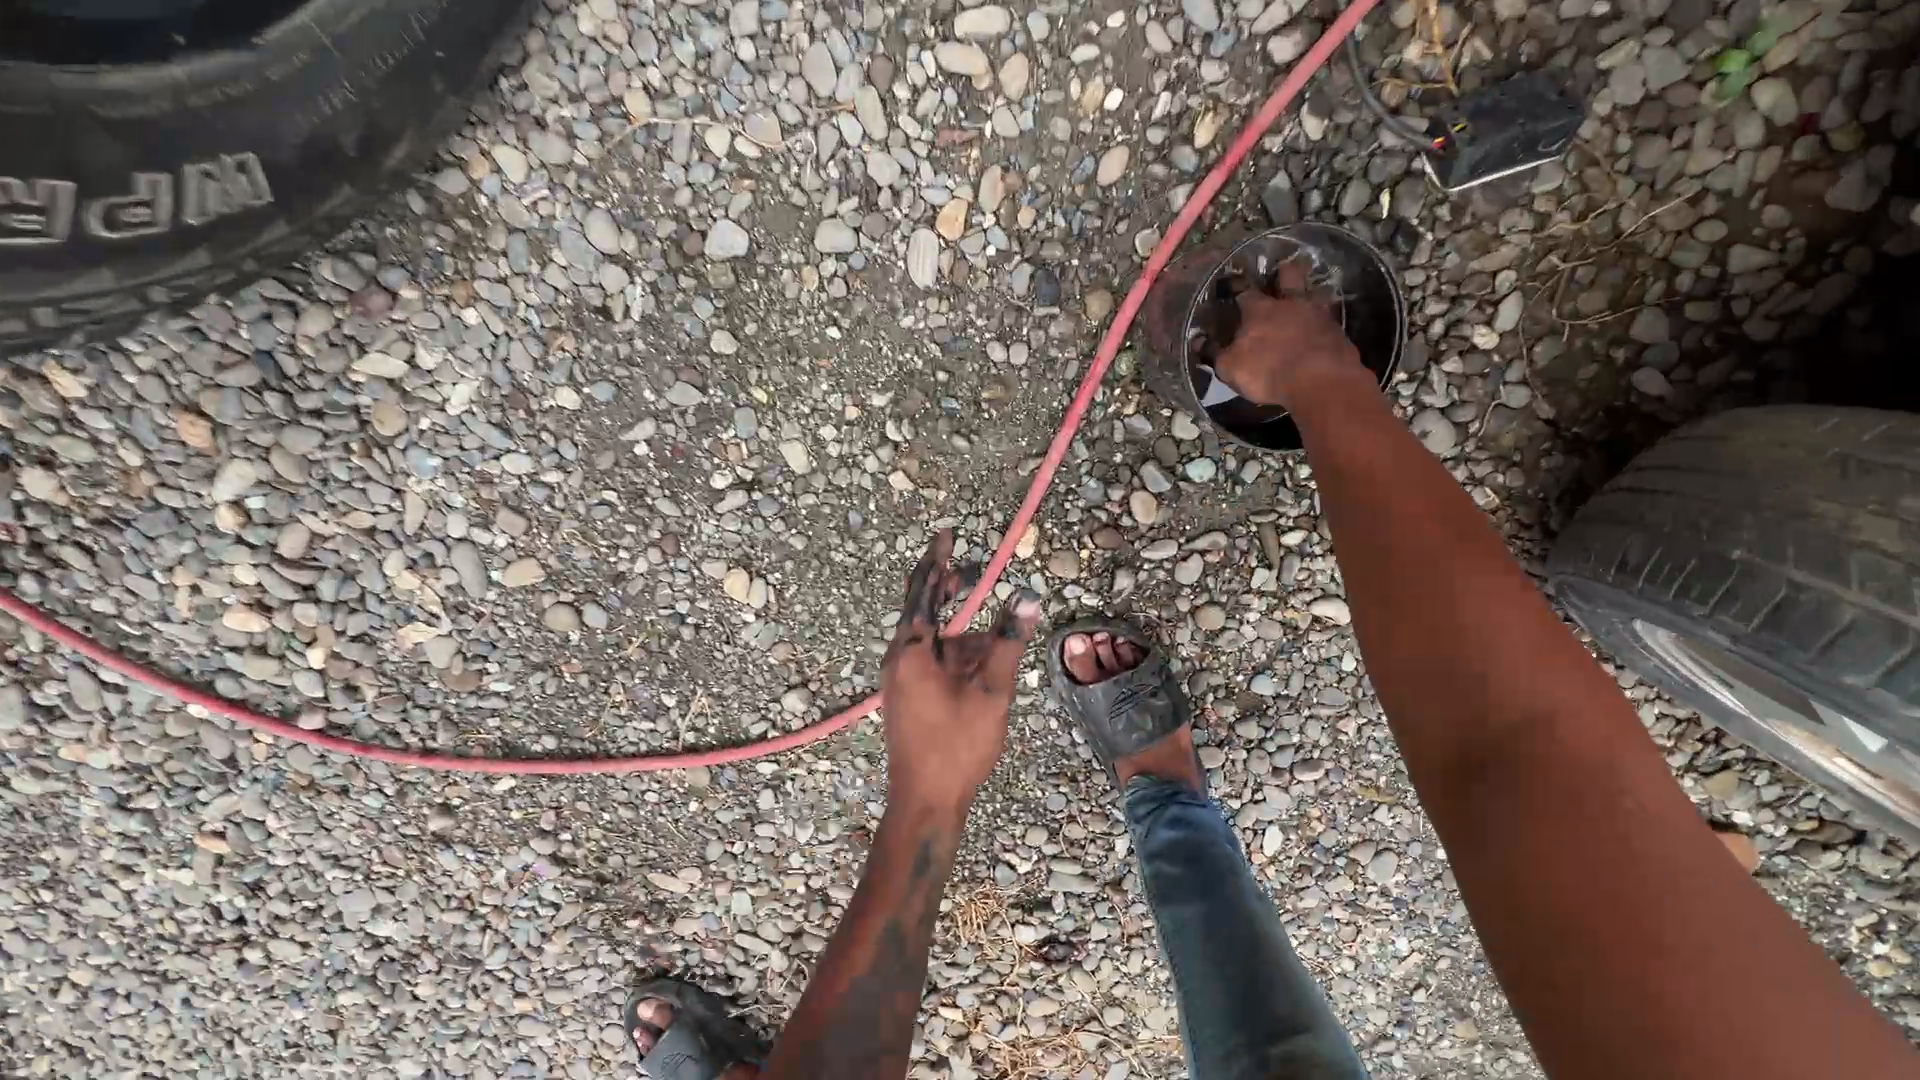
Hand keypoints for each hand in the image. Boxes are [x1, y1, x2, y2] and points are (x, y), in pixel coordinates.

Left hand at [879, 529, 1042, 816]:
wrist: (925, 801)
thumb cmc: (957, 747)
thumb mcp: (990, 692)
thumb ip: (1007, 642)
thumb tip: (1027, 597)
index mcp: (911, 651)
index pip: (923, 591)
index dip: (936, 560)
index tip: (946, 534)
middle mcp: (898, 659)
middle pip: (925, 611)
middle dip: (952, 594)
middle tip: (974, 576)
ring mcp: (900, 679)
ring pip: (934, 642)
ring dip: (963, 637)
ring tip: (996, 650)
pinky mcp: (907, 696)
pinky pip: (931, 662)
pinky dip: (956, 658)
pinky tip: (982, 672)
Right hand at [1213, 257, 1365, 407]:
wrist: (1319, 381)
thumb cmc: (1267, 371)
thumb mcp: (1230, 367)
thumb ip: (1214, 353)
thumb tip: (1198, 342)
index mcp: (1259, 310)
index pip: (1245, 293)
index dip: (1237, 289)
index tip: (1233, 289)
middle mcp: (1289, 304)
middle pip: (1289, 276)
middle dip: (1284, 272)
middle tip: (1282, 273)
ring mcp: (1317, 314)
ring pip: (1316, 292)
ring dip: (1312, 292)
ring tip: (1309, 296)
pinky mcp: (1338, 331)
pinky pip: (1330, 317)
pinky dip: (1325, 320)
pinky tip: (1322, 328)